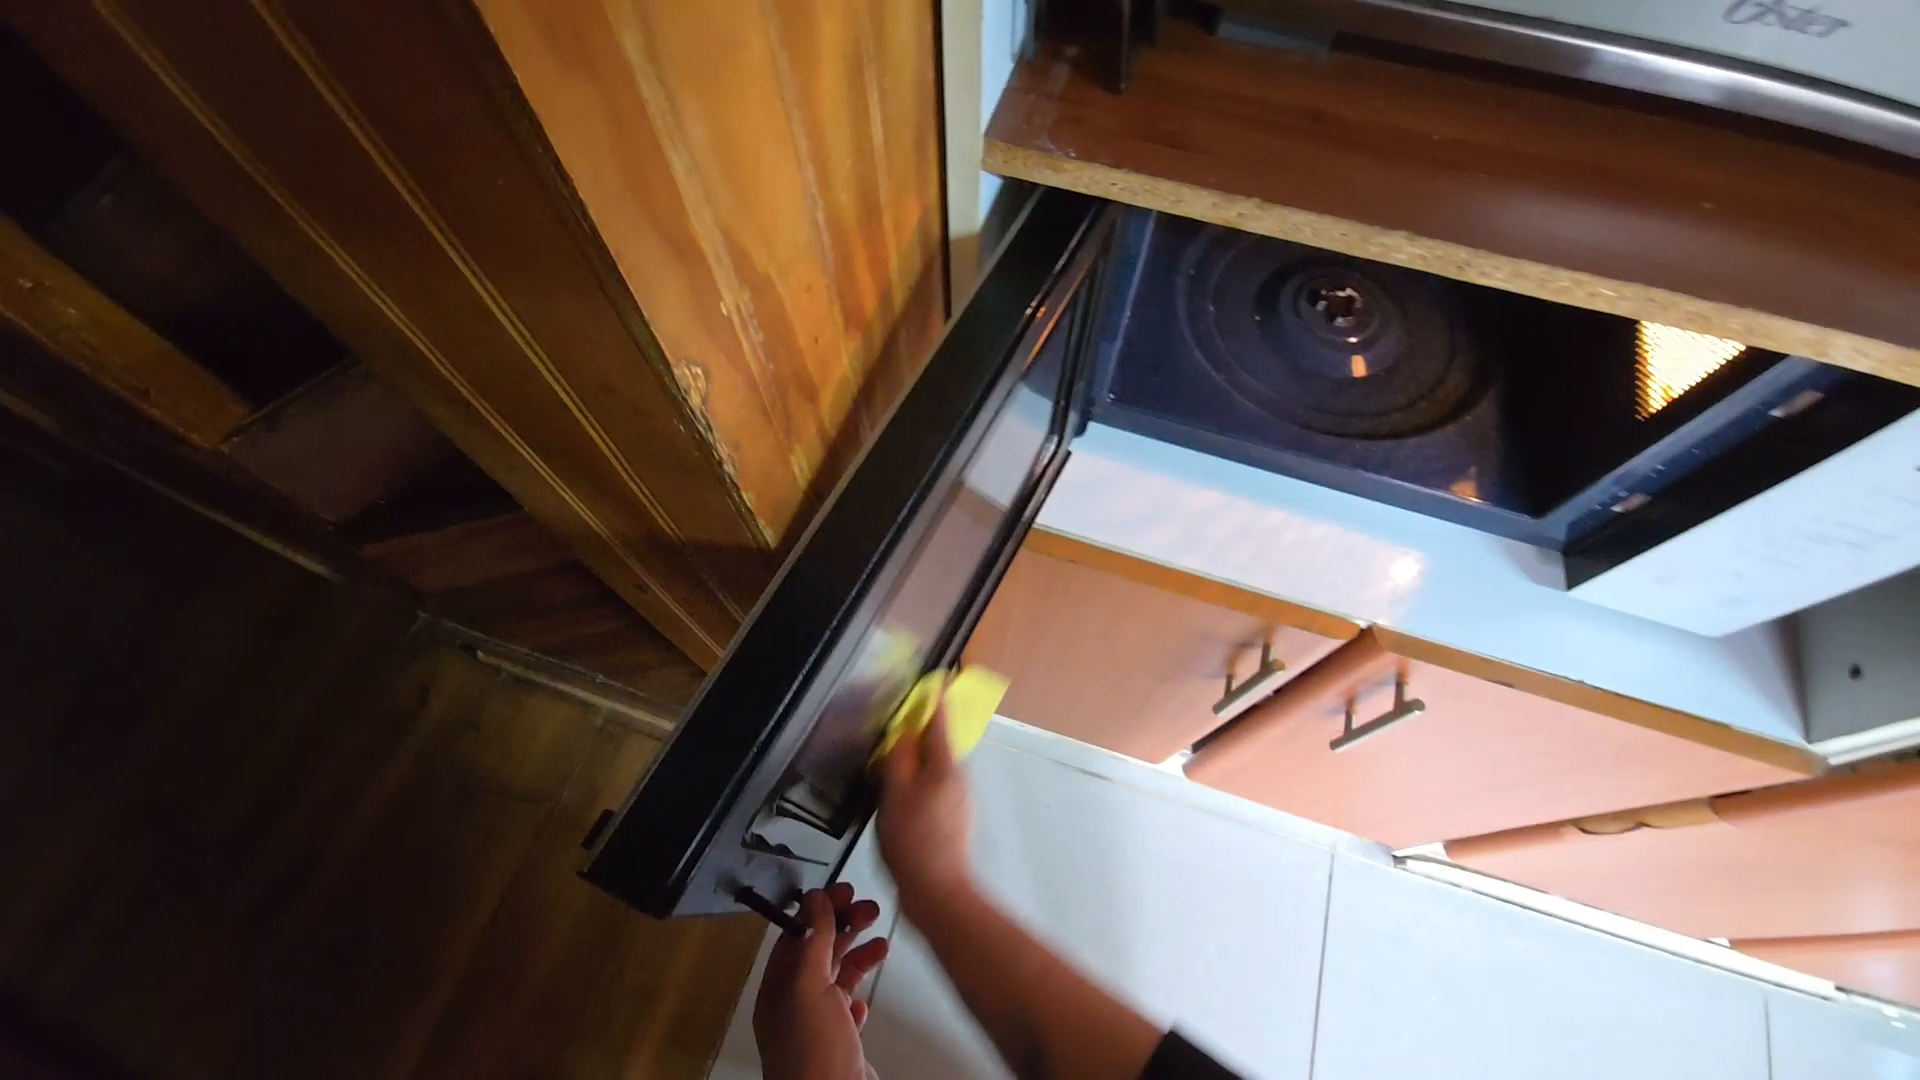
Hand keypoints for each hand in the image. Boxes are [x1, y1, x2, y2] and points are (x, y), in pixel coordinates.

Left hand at [754, 883, 888, 1079]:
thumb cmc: (815, 1048)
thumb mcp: (809, 986)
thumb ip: (814, 939)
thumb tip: (815, 897)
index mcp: (777, 990)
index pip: (795, 936)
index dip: (819, 910)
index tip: (844, 891)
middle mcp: (793, 1007)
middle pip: (819, 953)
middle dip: (844, 927)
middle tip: (870, 908)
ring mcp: (817, 1027)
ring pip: (837, 978)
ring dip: (858, 956)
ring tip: (882, 945)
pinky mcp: (840, 1045)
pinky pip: (847, 1009)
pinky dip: (858, 995)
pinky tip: (866, 997)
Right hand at [879, 705, 974, 914]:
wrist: (938, 893)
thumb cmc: (913, 840)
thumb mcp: (894, 793)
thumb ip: (899, 757)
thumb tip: (905, 729)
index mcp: (946, 765)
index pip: (941, 719)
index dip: (938, 695)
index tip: (942, 674)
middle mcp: (959, 777)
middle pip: (937, 744)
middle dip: (919, 735)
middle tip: (895, 730)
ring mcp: (960, 799)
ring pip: (935, 769)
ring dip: (916, 764)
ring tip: (889, 772)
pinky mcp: (955, 820)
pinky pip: (935, 789)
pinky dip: (919, 786)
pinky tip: (900, 804)